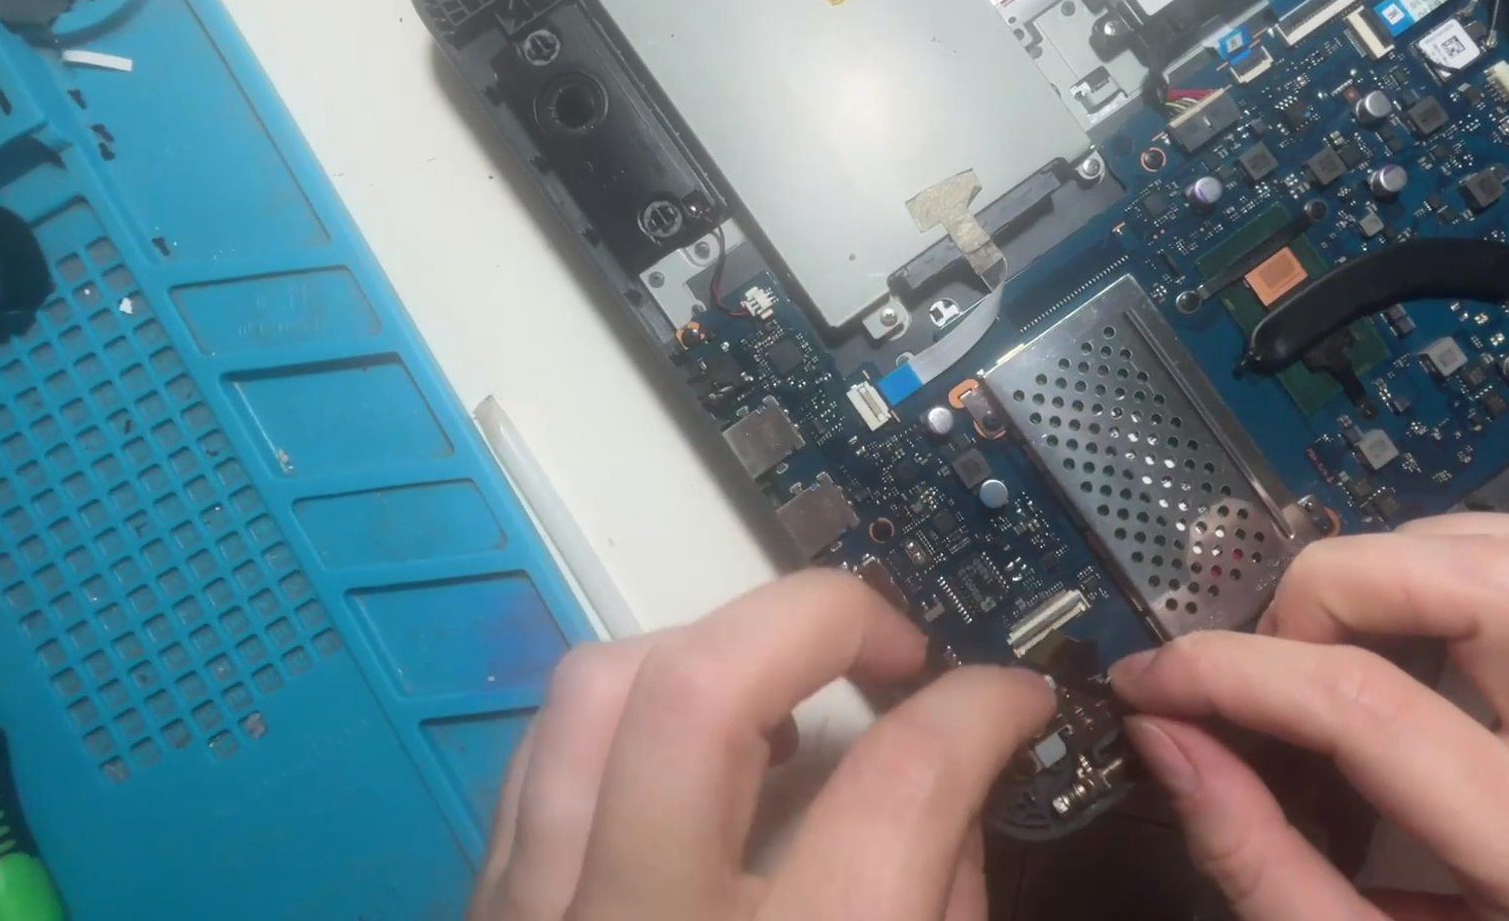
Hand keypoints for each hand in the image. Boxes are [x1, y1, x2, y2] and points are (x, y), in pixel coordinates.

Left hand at [468, 569, 1054, 920]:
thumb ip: (941, 898)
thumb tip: (950, 761)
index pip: (899, 784)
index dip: (982, 708)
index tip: (1015, 694)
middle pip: (703, 691)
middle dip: (823, 618)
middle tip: (896, 646)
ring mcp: (538, 917)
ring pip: (601, 688)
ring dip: (717, 642)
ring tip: (795, 679)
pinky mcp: (493, 909)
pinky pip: (555, 744)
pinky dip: (642, 699)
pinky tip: (704, 734)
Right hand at [1111, 513, 1508, 919]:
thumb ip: (1252, 855)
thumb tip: (1161, 729)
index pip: (1370, 709)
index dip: (1228, 673)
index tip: (1148, 680)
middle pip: (1499, 589)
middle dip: (1335, 588)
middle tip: (1269, 648)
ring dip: (1417, 556)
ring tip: (1342, 616)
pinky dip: (1485, 552)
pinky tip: (1420, 602)